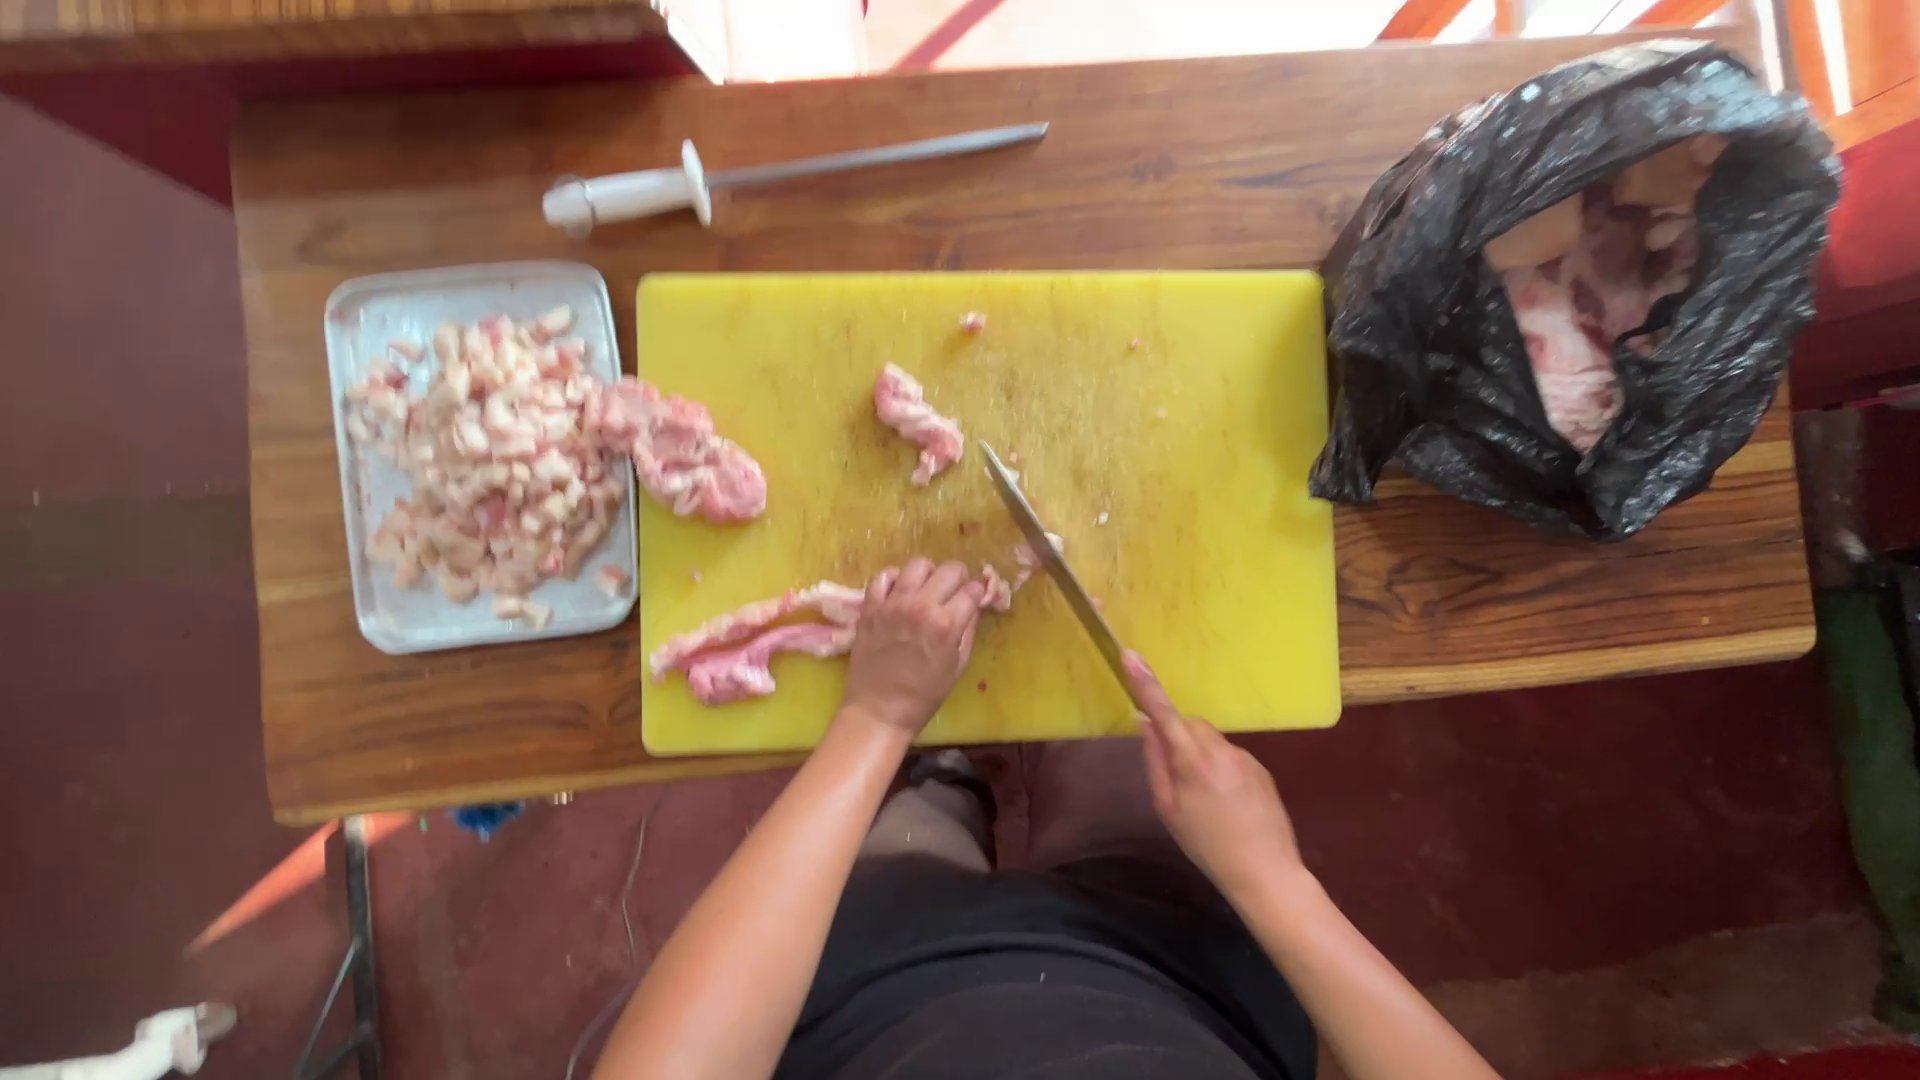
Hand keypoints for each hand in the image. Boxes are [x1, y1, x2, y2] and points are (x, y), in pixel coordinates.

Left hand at [841, 558, 984, 736]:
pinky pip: (883, 576)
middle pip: (950, 569)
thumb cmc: (924, 694)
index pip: (972, 589)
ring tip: (926, 589)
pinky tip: (899, 592)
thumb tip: (974, 605)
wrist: (880, 709)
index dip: (978, 592)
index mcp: (947, 623)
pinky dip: (895, 578)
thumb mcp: (958, 664)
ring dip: (929, 574)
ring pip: (918, 564)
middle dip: (959, 578)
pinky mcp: (870, 606)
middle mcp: (921, 606)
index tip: (975, 598)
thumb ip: (968, 629)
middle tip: (954, 592)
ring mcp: (893, 603)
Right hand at [1126, 652, 1306, 903]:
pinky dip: (1218, 767)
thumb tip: (1146, 726)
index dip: (1144, 683)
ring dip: (1198, 754)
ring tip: (1204, 798)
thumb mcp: (1167, 809)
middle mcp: (1220, 749)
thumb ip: (1155, 763)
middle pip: (1188, 723)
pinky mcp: (1260, 767)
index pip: (1163, 712)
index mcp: (1192, 761)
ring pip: (1208, 739)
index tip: (1129, 655)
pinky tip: (1225, 802)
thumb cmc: (1206, 844)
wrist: (1266, 872)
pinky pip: (1228, 754)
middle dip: (1176, 736)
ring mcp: (1244, 756)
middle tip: (1174, 777)